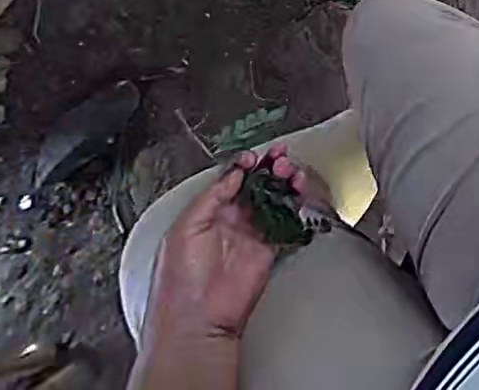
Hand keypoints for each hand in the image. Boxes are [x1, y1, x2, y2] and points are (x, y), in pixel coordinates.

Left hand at [142, 145, 327, 347]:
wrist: (198, 321)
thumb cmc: (180, 281)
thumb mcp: (185, 229)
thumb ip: (212, 196)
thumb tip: (236, 173)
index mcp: (209, 213)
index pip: (233, 179)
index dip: (246, 165)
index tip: (255, 157)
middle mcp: (232, 219)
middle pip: (257, 184)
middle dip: (270, 166)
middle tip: (280, 156)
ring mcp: (252, 232)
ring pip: (275, 196)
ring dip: (285, 179)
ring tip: (290, 170)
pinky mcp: (270, 246)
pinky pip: (287, 218)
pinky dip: (295, 201)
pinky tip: (298, 189)